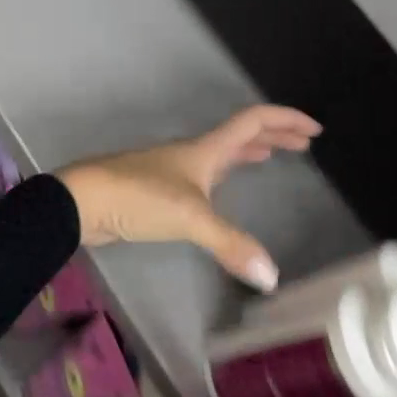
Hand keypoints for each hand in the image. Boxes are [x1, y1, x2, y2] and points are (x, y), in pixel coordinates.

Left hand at [56, 105, 321, 292]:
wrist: (83, 200)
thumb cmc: (139, 196)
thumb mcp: (190, 218)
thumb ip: (230, 244)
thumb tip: (271, 276)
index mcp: (206, 150)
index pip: (253, 122)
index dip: (284, 120)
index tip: (314, 128)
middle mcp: (194, 154)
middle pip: (242, 135)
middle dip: (275, 135)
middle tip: (304, 141)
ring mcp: (176, 171)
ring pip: (222, 152)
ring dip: (250, 150)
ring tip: (272, 155)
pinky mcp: (161, 191)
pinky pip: (206, 174)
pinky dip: (227, 173)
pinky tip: (224, 188)